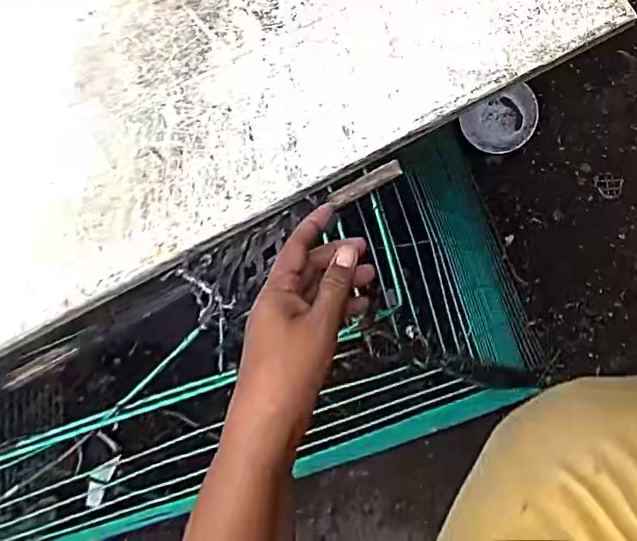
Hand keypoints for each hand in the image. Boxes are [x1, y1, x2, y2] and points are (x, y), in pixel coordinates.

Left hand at [228, 204, 375, 450]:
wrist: (267, 428)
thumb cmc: (285, 376)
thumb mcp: (320, 322)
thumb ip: (336, 285)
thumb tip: (347, 252)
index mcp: (276, 291)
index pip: (297, 246)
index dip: (314, 225)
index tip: (330, 209)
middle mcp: (277, 304)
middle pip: (310, 269)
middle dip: (338, 258)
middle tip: (364, 253)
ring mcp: (283, 325)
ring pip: (316, 292)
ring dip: (341, 284)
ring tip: (369, 282)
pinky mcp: (292, 345)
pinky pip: (317, 314)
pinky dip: (337, 308)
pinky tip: (356, 310)